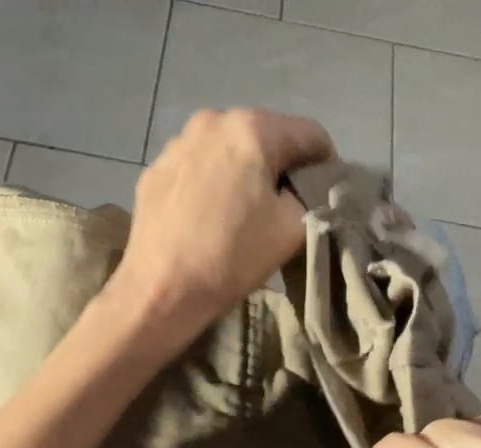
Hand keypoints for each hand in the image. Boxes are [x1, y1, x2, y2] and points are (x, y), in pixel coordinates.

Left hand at [106, 108, 333, 342]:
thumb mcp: (293, 230)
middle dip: (279, 170)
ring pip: (227, 153)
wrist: (159, 293)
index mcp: (252, 127)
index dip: (326, 167)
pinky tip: (206, 221)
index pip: (311, 135)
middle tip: (282, 211)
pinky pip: (196, 170)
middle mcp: (212, 121)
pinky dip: (209, 187)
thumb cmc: (230, 258)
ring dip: (242, 176)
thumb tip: (313, 189)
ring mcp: (176, 145)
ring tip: (240, 216)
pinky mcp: (153, 172)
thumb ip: (316, 198)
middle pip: (266, 139)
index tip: (323, 199)